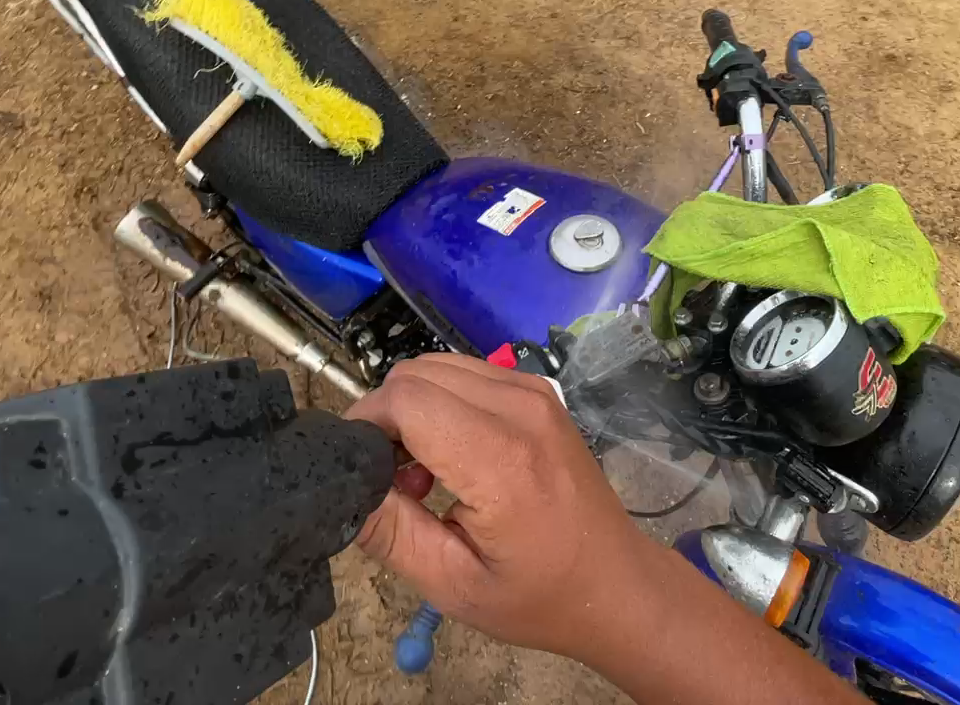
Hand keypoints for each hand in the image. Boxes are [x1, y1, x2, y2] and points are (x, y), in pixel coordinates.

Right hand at [345, 353, 663, 660]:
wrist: (616, 580)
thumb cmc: (538, 593)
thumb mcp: (453, 582)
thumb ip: (390, 531)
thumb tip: (343, 486)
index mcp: (500, 457)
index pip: (407, 400)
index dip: (366, 424)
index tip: (355, 466)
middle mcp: (519, 406)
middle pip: (417, 374)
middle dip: (385, 417)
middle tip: (388, 478)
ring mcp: (533, 390)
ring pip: (438, 366)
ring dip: (412, 407)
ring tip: (420, 470)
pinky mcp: (537, 388)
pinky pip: (466, 371)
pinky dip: (440, 400)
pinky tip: (449, 452)